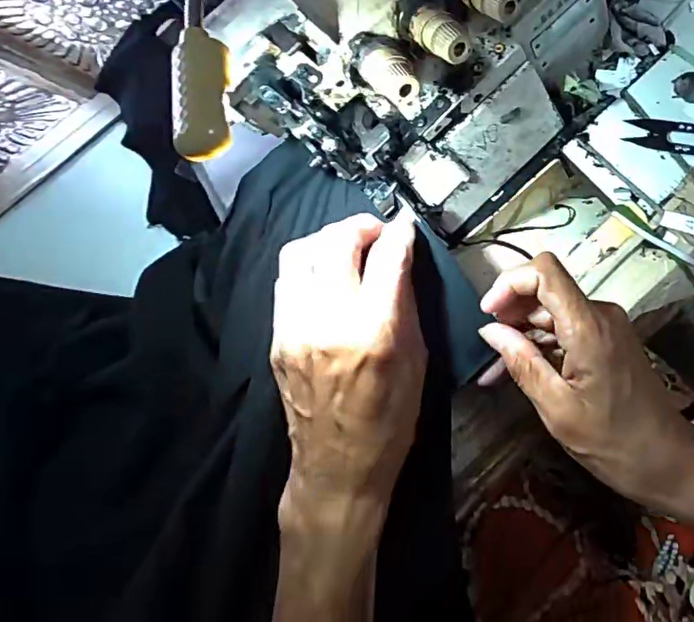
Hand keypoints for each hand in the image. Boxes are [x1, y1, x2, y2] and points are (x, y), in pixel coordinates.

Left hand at [271, 212, 426, 534]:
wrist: (336, 469)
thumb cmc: (390, 418)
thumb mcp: (417, 358)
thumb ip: (405, 300)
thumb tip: (400, 254)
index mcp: (374, 331)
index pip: (386, 257)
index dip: (400, 232)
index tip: (405, 224)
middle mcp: (328, 321)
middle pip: (337, 241)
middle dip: (361, 225)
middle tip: (376, 232)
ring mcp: (294, 327)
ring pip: (301, 250)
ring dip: (328, 239)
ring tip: (347, 248)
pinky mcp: (275, 335)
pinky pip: (286, 278)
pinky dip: (309, 263)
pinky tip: (325, 273)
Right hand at [476, 252, 693, 517]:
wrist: (673, 463)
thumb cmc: (616, 444)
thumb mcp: (558, 410)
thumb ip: (523, 363)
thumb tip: (491, 331)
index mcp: (588, 326)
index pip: (545, 270)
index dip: (510, 281)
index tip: (488, 312)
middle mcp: (600, 313)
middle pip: (546, 286)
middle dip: (511, 309)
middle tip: (489, 345)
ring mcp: (606, 324)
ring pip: (552, 307)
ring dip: (522, 327)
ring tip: (497, 363)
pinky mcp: (608, 337)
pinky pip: (566, 324)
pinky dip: (541, 339)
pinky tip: (522, 365)